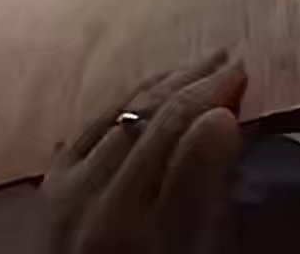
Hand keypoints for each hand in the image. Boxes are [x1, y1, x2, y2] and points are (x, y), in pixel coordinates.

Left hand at [43, 52, 246, 253]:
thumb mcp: (205, 252)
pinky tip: (160, 83)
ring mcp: (71, 196)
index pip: (199, 146)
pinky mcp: (51, 188)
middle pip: (166, 118)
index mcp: (156, 237)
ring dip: (176, 80)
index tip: (248, 85)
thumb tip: (233, 124)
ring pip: (133, 109)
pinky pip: (98, 119)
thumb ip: (219, 190)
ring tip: (209, 64)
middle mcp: (106, 212)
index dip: (225, 107)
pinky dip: (135, 94)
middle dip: (208, 82)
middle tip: (239, 65)